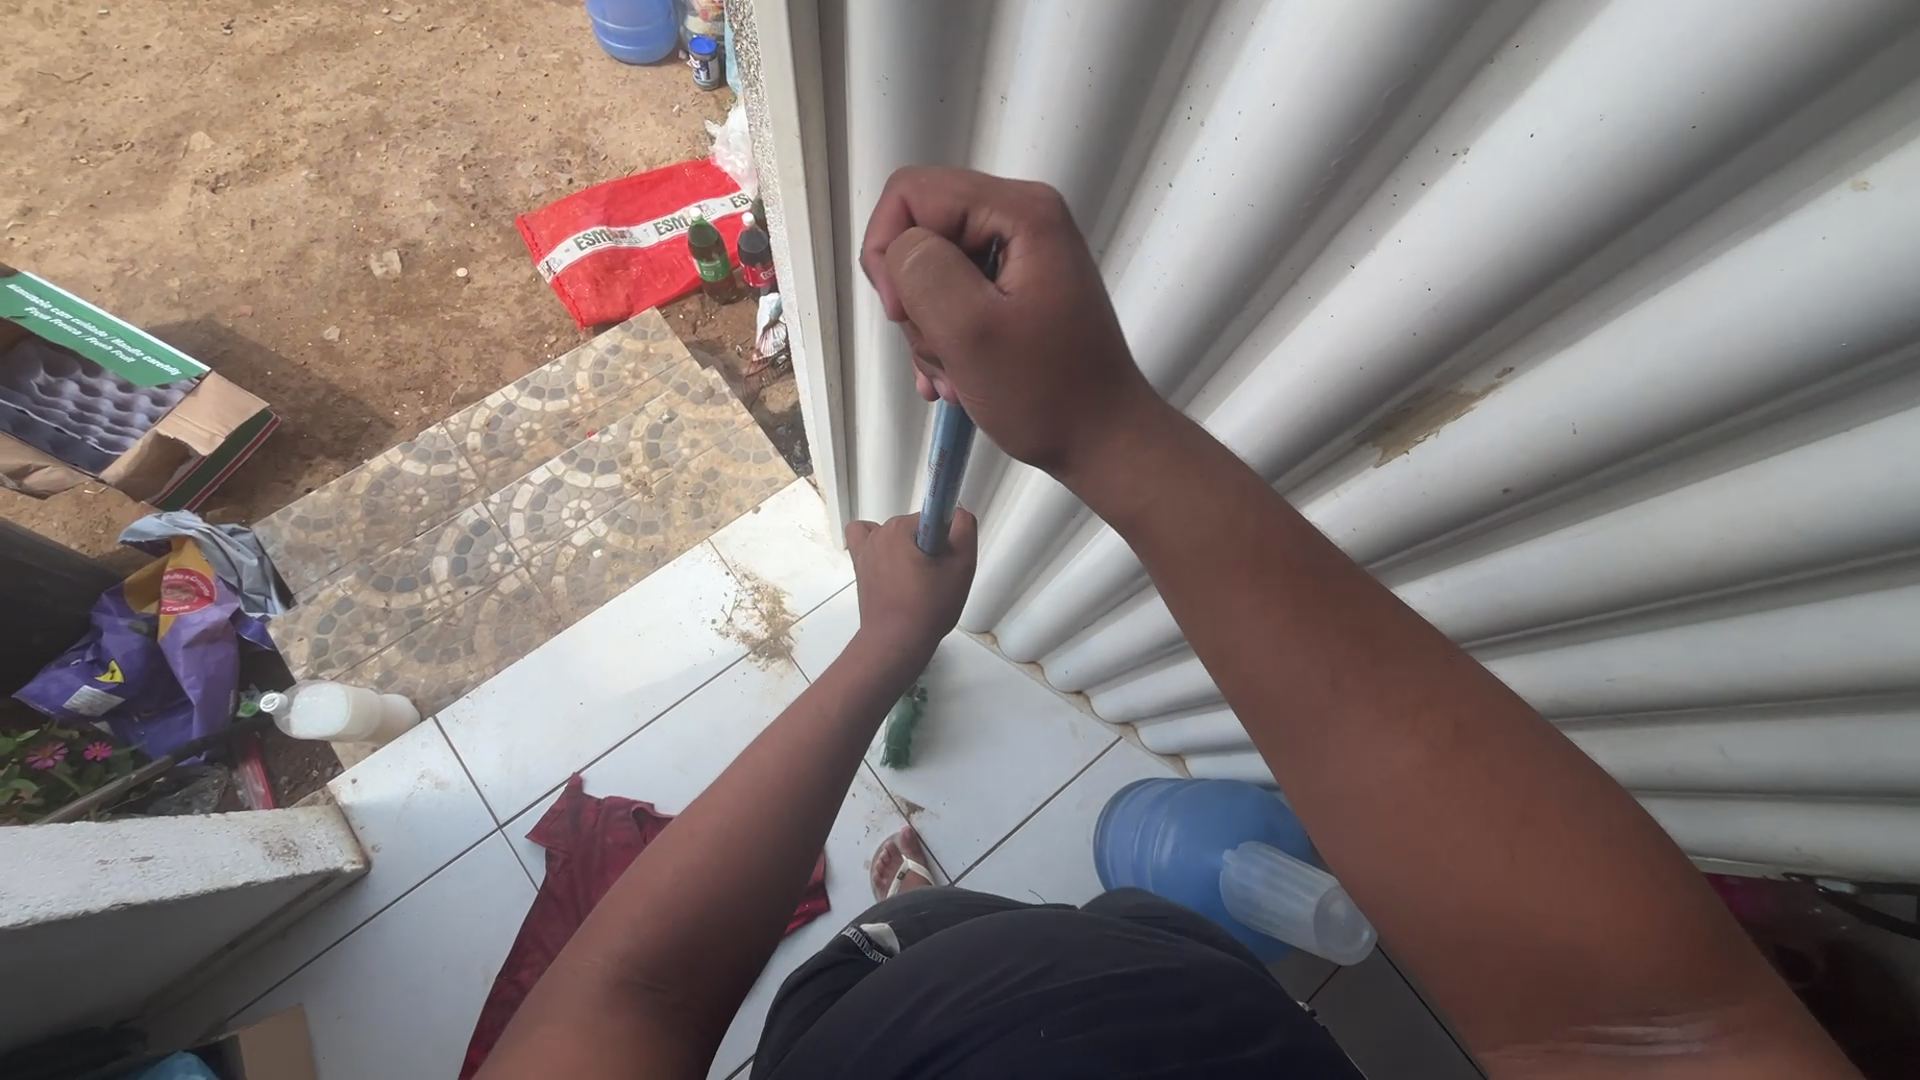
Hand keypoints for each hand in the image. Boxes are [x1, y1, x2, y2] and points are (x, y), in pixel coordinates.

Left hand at [845, 509, 976, 665]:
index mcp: (902, 528)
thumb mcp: (962, 567)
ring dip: (909, 551)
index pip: (936, 518)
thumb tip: (958, 512)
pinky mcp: (860, 566)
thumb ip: (964, 529)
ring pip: (898, 536)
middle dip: (930, 547)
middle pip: (918, 527)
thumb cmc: (927, 609)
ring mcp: (866, 549)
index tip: (947, 562)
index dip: (947, 540)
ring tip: (917, 581)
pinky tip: (892, 565)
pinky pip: (866, 540)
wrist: (896, 642)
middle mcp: (880, 533)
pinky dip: (880, 546)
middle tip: (938, 577)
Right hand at [861, 167, 1161, 475]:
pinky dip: (947, 345)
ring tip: (958, 377)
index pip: (911, 195)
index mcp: (1021, 212)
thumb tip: (900, 250)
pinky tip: (958, 381)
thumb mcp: (973, 332)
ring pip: (932, 278)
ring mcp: (1019, 262)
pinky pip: (954, 304)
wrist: (1103, 442)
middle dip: (916, 303)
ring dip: (931, 335)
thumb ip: (923, 272)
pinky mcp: (1016, 296)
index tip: (900, 314)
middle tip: (945, 355)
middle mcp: (1021, 223)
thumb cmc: (1049, 395)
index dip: (889, 252)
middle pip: (921, 237)